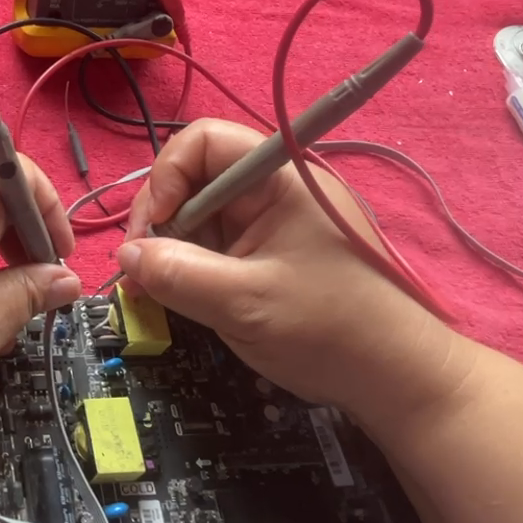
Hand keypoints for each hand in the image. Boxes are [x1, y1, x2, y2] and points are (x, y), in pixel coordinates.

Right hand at [119, 119, 464, 430]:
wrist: (397, 381)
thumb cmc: (330, 331)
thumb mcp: (244, 303)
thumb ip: (177, 275)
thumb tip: (125, 256)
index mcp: (280, 180)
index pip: (204, 142)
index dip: (166, 176)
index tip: (153, 229)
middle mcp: (272, 190)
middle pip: (192, 179)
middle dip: (158, 219)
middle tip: (138, 268)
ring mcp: (269, 221)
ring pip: (195, 215)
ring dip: (166, 248)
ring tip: (149, 289)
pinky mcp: (265, 251)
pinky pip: (210, 243)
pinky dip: (184, 266)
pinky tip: (170, 294)